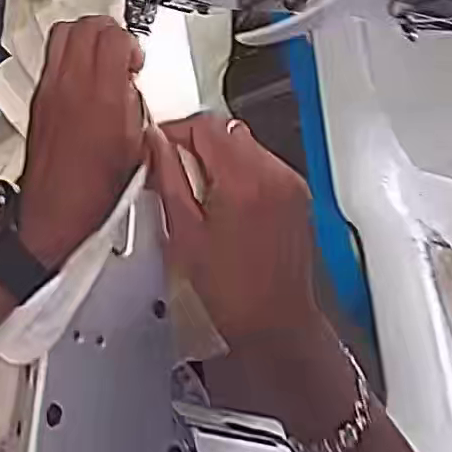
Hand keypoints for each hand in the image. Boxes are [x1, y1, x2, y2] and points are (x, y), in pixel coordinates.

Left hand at [20, 15, 146, 267]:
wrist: (54, 210)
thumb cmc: (92, 188)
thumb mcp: (135, 144)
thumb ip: (135, 102)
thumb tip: (130, 81)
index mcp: (102, 96)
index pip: (113, 37)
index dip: (130, 42)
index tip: (134, 59)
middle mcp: (72, 85)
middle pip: (87, 26)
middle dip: (109, 31)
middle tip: (120, 51)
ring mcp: (51, 87)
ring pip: (65, 32)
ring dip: (86, 35)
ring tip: (100, 55)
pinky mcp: (39, 95)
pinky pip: (53, 54)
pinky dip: (70, 52)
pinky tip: (82, 72)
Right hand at [147, 113, 323, 345]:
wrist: (277, 326)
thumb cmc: (233, 293)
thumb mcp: (184, 232)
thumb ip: (167, 177)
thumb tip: (155, 144)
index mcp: (243, 180)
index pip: (205, 125)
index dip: (175, 130)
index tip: (158, 143)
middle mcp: (272, 173)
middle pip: (226, 128)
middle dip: (196, 141)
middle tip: (174, 167)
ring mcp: (289, 181)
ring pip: (244, 141)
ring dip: (218, 154)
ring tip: (201, 190)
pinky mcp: (297, 191)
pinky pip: (262, 161)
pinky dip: (241, 168)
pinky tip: (227, 200)